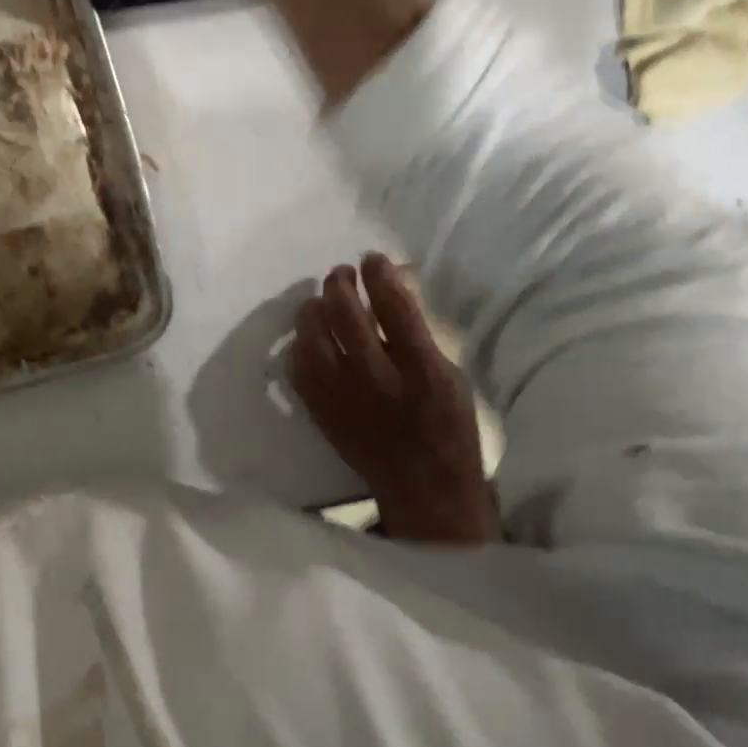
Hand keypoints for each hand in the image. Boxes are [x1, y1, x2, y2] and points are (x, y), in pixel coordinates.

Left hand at [291, 254, 499, 545]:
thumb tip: (389, 288)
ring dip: (314, 308)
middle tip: (341, 274)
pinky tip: (311, 335)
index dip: (380, 276)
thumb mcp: (450, 378)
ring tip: (322, 300)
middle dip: (339, 284)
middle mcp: (377, 381)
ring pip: (312, 335)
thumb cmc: (447, 429)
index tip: (373, 258)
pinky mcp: (317, 409)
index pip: (396, 310)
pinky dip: (301, 342)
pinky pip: (297, 363)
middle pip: (345, 316)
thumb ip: (416, 335)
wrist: (422, 488)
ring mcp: (341, 396)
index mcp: (423, 372)